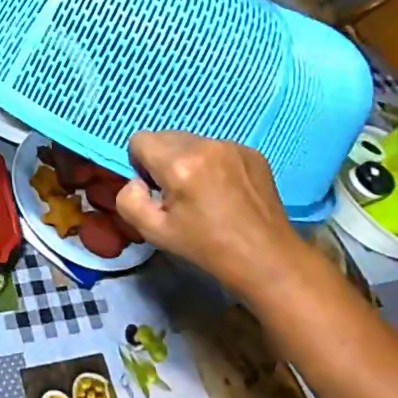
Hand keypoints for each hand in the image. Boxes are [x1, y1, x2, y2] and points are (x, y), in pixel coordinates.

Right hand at [113, 131, 310, 297]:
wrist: (268, 260)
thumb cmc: (207, 248)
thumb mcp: (153, 232)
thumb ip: (128, 200)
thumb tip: (136, 181)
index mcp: (178, 165)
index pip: (140, 140)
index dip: (140, 164)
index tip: (156, 188)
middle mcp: (205, 146)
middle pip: (164, 136)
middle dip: (163, 159)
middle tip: (179, 192)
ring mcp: (232, 146)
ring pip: (190, 141)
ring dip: (187, 159)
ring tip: (204, 191)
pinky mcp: (252, 152)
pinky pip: (216, 147)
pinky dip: (212, 162)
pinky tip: (225, 189)